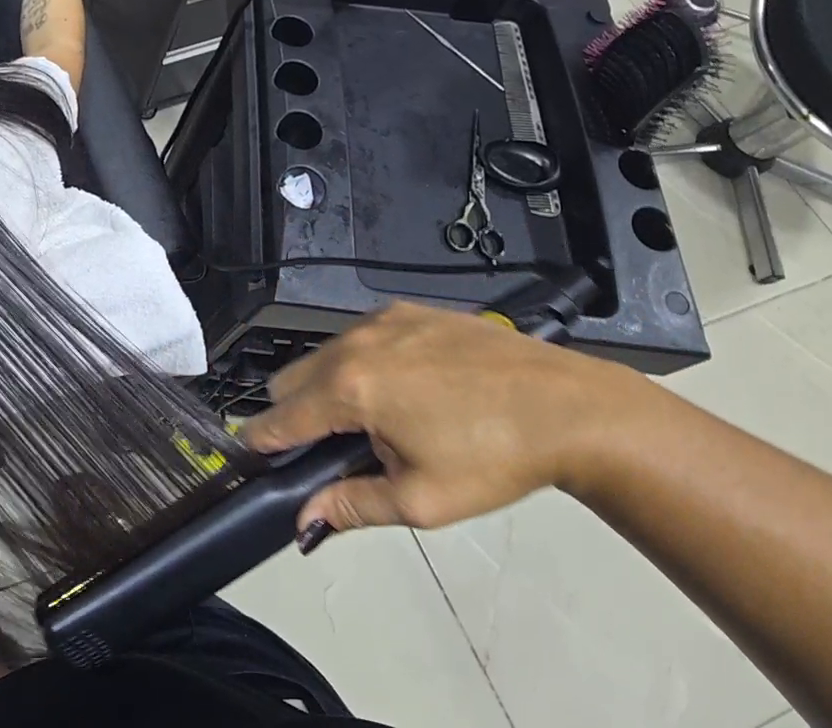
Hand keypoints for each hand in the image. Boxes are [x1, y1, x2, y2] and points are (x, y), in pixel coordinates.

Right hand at [240, 302, 645, 535]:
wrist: (574, 409)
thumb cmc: (497, 458)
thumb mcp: (423, 500)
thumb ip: (352, 507)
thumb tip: (304, 522)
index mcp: (350, 390)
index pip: (276, 418)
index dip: (260, 443)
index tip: (257, 459)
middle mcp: (353, 345)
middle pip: (288, 382)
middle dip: (296, 415)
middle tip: (337, 447)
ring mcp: (379, 321)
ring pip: (320, 356)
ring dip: (327, 387)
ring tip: (378, 418)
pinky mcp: (405, 311)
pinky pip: (356, 337)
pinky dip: (360, 363)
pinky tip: (405, 386)